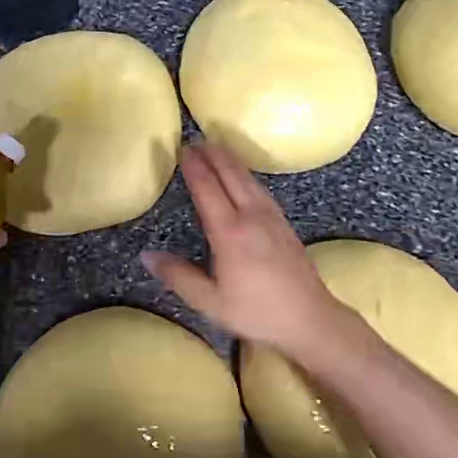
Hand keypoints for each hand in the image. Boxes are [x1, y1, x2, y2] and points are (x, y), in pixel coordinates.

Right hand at [141, 141, 359, 365]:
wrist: (310, 318)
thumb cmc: (256, 312)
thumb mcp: (210, 302)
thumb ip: (178, 276)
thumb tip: (147, 255)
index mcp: (230, 232)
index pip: (207, 189)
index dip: (193, 167)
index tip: (181, 149)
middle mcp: (251, 217)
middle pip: (230, 175)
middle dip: (212, 154)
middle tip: (195, 140)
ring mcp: (271, 218)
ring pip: (248, 179)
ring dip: (231, 160)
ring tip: (216, 148)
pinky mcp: (284, 223)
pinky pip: (261, 189)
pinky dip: (246, 175)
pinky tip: (244, 177)